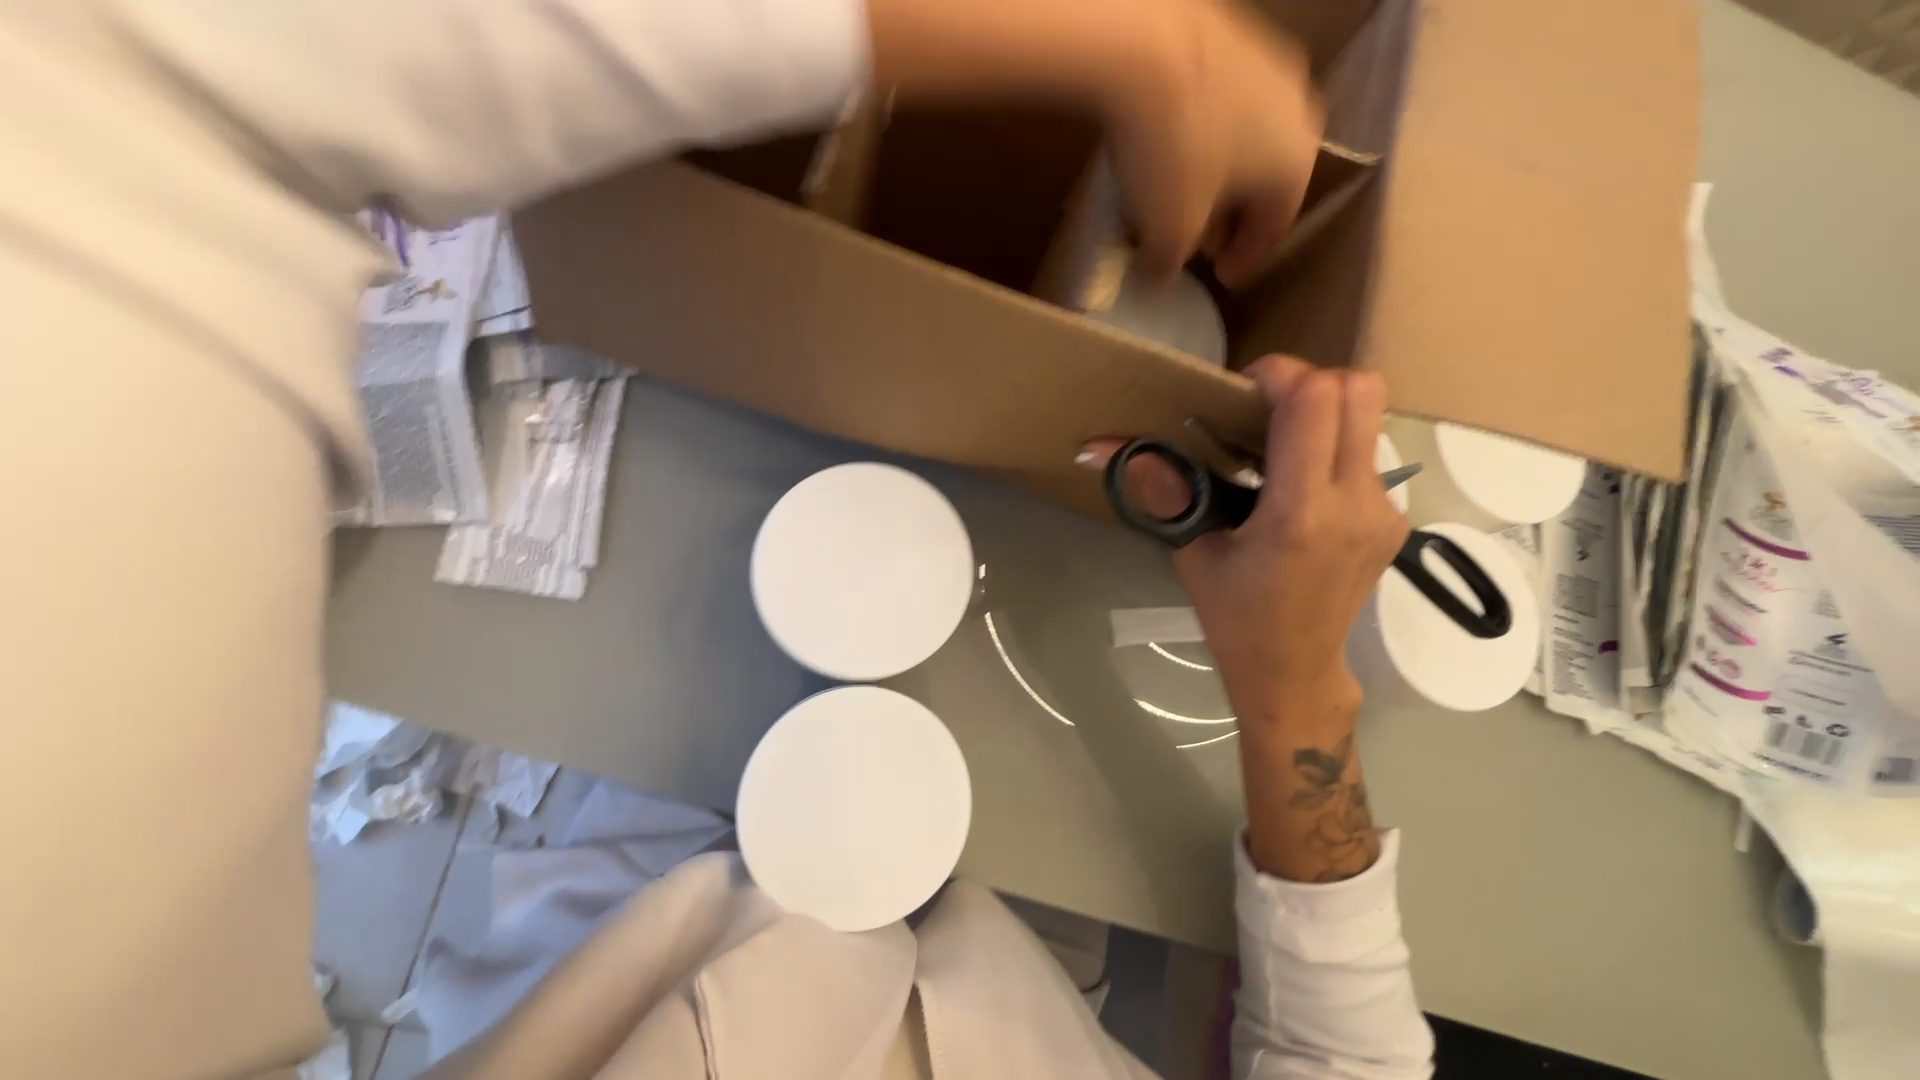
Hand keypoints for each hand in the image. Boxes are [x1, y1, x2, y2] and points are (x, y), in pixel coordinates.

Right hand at [1079, 358, 1407, 881]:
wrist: (1295, 673)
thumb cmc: (1236, 618)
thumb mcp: (1193, 554)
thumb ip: (1162, 491)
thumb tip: (1102, 447)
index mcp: (1300, 512)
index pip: (1313, 401)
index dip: (1279, 373)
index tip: (1242, 390)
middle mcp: (1354, 502)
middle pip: (1360, 389)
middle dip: (1310, 380)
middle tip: (1266, 408)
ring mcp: (1384, 510)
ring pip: (1371, 417)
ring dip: (1325, 413)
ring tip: (1281, 448)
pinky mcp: (1395, 520)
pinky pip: (1370, 454)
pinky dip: (1336, 448)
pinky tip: (1301, 488)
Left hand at [1100, 2, 1323, 284]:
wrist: (1145, 46)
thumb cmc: (1173, 150)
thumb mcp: (1170, 228)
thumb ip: (1170, 262)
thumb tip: (1161, 277)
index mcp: (1297, 164)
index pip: (1275, 226)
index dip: (1246, 258)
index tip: (1221, 277)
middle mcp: (1297, 110)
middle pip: (1264, 180)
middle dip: (1232, 215)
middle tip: (1202, 240)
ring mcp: (1268, 65)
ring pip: (1244, 137)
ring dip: (1217, 172)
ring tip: (1181, 194)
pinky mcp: (1231, 36)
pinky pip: (1220, 103)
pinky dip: (1201, 133)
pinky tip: (1169, 143)